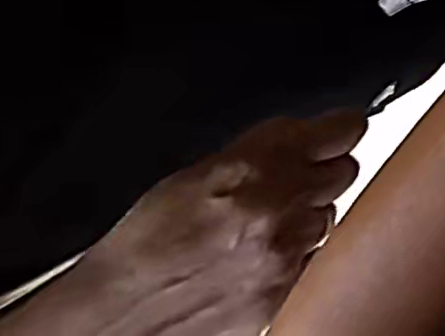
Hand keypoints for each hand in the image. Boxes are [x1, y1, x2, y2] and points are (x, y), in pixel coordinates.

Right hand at [0, 111, 367, 335]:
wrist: (96, 326)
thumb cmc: (141, 245)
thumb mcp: (205, 170)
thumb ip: (273, 144)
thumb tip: (319, 133)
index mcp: (265, 161)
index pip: (347, 128)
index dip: (341, 132)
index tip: (337, 136)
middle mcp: (283, 203)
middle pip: (344, 172)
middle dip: (320, 178)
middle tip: (286, 190)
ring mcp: (286, 251)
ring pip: (330, 217)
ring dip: (305, 221)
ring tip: (258, 235)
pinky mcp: (282, 294)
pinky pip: (313, 260)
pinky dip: (293, 260)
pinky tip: (254, 265)